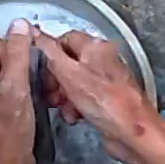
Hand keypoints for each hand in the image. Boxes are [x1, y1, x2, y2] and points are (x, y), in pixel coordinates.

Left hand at [0, 19, 36, 163]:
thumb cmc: (8, 128)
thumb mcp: (16, 85)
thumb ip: (18, 52)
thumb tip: (20, 23)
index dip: (19, 51)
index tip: (37, 63)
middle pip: (5, 58)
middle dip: (28, 65)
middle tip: (48, 78)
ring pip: (12, 74)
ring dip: (32, 79)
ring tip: (49, 90)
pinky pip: (14, 89)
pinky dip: (29, 91)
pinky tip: (44, 99)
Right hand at [34, 30, 159, 161]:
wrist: (132, 133)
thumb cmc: (105, 102)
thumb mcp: (68, 73)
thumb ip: (48, 51)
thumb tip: (32, 31)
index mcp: (96, 47)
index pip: (64, 38)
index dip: (49, 53)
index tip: (40, 68)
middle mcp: (102, 60)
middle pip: (68, 61)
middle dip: (55, 79)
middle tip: (50, 92)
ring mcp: (105, 81)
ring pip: (73, 82)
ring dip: (63, 96)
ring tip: (62, 107)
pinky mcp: (106, 100)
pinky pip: (83, 97)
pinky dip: (75, 106)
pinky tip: (74, 116)